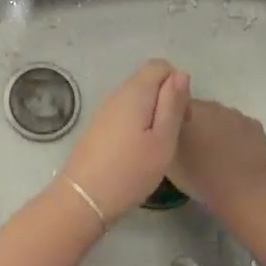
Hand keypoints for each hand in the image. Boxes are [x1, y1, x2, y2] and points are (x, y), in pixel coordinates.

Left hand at [59, 60, 191, 223]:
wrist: (84, 199)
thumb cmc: (130, 171)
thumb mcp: (163, 139)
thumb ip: (172, 104)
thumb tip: (180, 74)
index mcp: (135, 92)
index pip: (160, 66)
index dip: (177, 85)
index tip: (181, 116)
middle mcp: (116, 95)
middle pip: (147, 82)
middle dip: (166, 101)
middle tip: (171, 136)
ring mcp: (103, 112)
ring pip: (135, 101)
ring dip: (152, 116)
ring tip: (155, 148)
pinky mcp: (97, 130)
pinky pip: (123, 116)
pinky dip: (136, 127)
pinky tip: (137, 153)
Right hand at [169, 100, 265, 212]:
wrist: (242, 189)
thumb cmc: (199, 176)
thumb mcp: (169, 159)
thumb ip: (165, 137)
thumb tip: (166, 128)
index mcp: (188, 110)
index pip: (174, 104)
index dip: (171, 120)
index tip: (170, 137)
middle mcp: (212, 105)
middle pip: (198, 110)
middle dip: (194, 125)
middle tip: (191, 149)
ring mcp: (235, 114)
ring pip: (220, 118)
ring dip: (215, 130)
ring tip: (213, 155)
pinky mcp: (254, 125)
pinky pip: (239, 127)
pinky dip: (235, 137)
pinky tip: (233, 155)